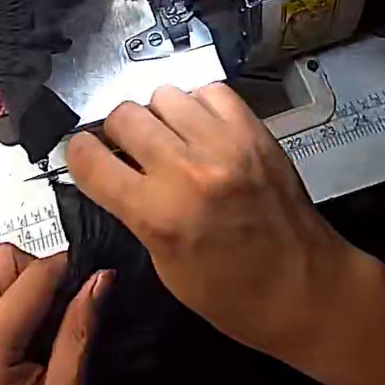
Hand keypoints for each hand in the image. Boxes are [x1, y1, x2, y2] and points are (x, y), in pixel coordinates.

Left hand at [0, 245, 109, 384]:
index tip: (93, 281)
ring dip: (21, 289)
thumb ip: (79, 331)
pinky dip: (4, 308)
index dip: (70, 270)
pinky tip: (23, 347)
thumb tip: (99, 281)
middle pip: (2, 260)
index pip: (34, 274)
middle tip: (65, 309)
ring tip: (44, 335)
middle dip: (39, 271)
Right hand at [63, 83, 368, 360]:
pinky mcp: (253, 130)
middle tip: (130, 148)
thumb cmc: (231, 293)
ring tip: (170, 136)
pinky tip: (202, 127)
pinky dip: (198, 104)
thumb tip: (110, 169)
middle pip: (124, 115)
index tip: (84, 153)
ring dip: (158, 115)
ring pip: (163, 94)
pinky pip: (209, 90)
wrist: (306, 288)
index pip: (90, 159)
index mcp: (158, 215)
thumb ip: (133, 210)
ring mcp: (224, 144)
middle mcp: (187, 170)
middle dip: (117, 131)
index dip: (78, 153)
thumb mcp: (163, 264)